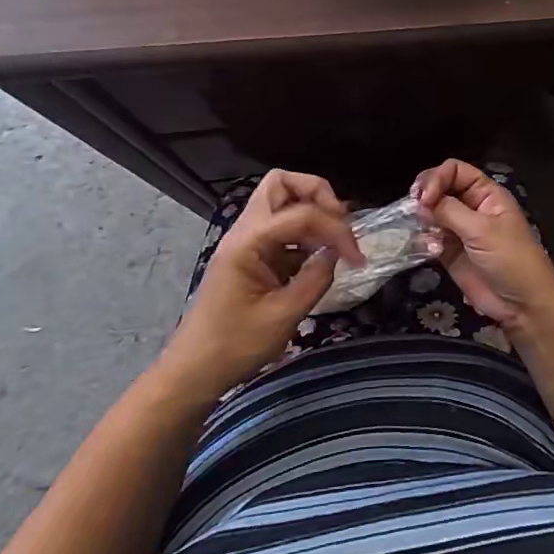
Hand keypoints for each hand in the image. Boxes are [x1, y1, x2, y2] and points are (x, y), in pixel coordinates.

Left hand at [162, 170, 364, 397]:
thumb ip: (315, 280)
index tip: (358, 259)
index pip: (301, 213)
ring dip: (310, 211)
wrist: (195, 369)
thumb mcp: (283, 316)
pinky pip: (280, 228)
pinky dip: (303, 233)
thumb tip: (336, 255)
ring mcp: (246, 242)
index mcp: (247, 242)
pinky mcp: (250, 256)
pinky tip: (318, 257)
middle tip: (339, 225)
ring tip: (334, 241)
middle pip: (281, 184)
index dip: (336, 229)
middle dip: (317, 194)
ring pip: (280, 201)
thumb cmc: (235, 346)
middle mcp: (244, 231)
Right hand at [413, 160, 553, 330]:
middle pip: (440, 188)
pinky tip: (429, 249)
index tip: (425, 198)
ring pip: (431, 212)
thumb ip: (450, 211)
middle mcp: (471, 207)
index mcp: (486, 194)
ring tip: (422, 231)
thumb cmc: (510, 260)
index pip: (455, 171)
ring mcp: (459, 230)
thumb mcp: (483, 230)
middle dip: (425, 195)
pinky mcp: (450, 252)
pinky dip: (424, 240)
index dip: (436, 178)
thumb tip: (422, 202)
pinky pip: (429, 237)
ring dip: (422, 218)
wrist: (522, 304)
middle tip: (414, 208)